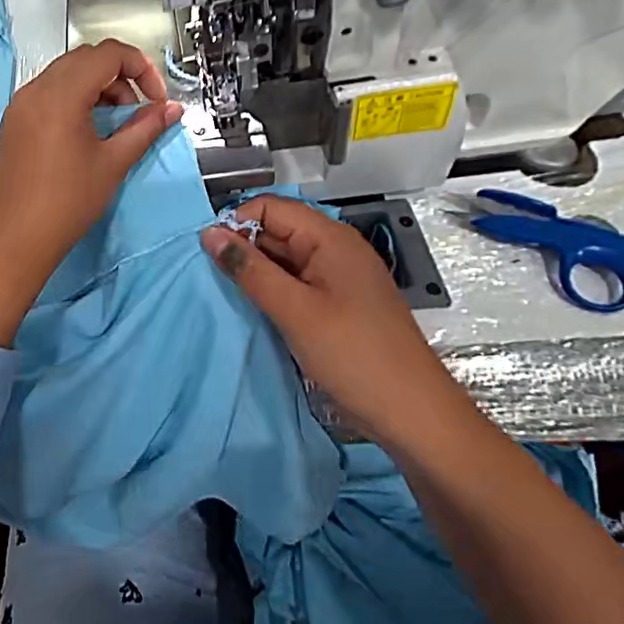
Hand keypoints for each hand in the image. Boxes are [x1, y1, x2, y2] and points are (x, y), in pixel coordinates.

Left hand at [0, 40, 183, 345]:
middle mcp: (35, 90)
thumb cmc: (66, 203)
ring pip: (67, 73)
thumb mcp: (113, 163)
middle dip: (120, 77)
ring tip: (115, 125)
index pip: (108, 54)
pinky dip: (75, 98)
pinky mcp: (14, 119)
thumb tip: (171, 110)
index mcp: (61, 95)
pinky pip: (49, 91)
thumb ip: (145, 128)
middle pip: (87, 58)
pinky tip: (88, 131)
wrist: (16, 239)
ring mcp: (20, 103)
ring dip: (98, 87)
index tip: (155, 98)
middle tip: (137, 111)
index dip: (141, 67)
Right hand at [201, 196, 442, 440]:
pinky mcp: (339, 303)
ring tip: (229, 296)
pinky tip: (257, 311)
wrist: (414, 415)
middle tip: (212, 279)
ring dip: (257, 273)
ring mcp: (339, 276)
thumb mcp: (294, 310)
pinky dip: (275, 292)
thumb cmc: (355, 356)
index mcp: (330, 237)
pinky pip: (297, 283)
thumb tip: (209, 233)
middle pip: (277, 230)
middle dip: (244, 248)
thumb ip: (249, 269)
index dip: (237, 223)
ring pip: (285, 259)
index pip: (270, 207)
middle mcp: (335, 248)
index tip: (209, 254)